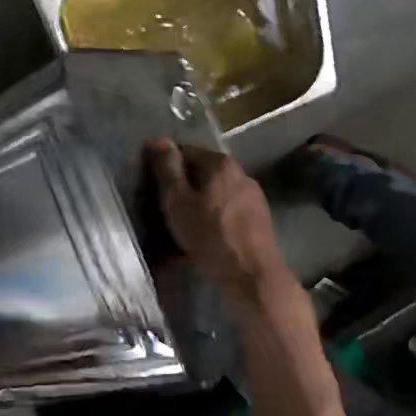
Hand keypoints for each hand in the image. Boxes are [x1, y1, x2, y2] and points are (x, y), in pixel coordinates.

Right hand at [147, 138, 291, 301]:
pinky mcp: (260, 216)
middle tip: (168, 207)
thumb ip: (168, 169)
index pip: (185, 150)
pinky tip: (209, 232)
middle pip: (204, 170)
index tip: (155, 187)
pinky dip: (216, 213)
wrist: (252, 275)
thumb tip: (159, 140)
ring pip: (218, 189)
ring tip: (186, 221)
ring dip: (201, 199)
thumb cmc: (210, 236)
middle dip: (185, 183)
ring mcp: (254, 194)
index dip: (167, 166)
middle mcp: (241, 172)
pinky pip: (230, 206)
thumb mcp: (178, 202)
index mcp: (220, 162)